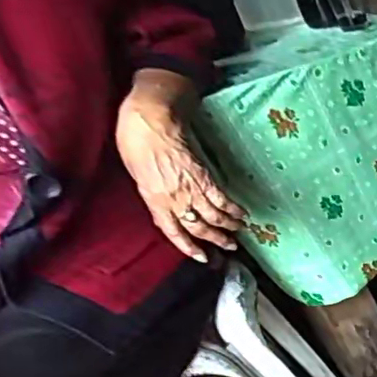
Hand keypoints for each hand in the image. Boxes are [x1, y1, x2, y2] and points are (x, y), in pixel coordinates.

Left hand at [116, 69, 245, 262]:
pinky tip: (242, 213)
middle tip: (229, 246)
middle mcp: (173, 198)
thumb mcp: (135, 171)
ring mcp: (190, 188)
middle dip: (215, 239)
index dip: (187, 246)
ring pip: (213, 217)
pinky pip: (221, 199)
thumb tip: (164, 203)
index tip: (201, 256)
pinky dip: (233, 208)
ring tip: (239, 231)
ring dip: (228, 227)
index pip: (172, 230)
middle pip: (198, 227)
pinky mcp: (204, 177)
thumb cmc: (134, 140)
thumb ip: (152, 191)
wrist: (149, 119)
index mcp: (153, 198)